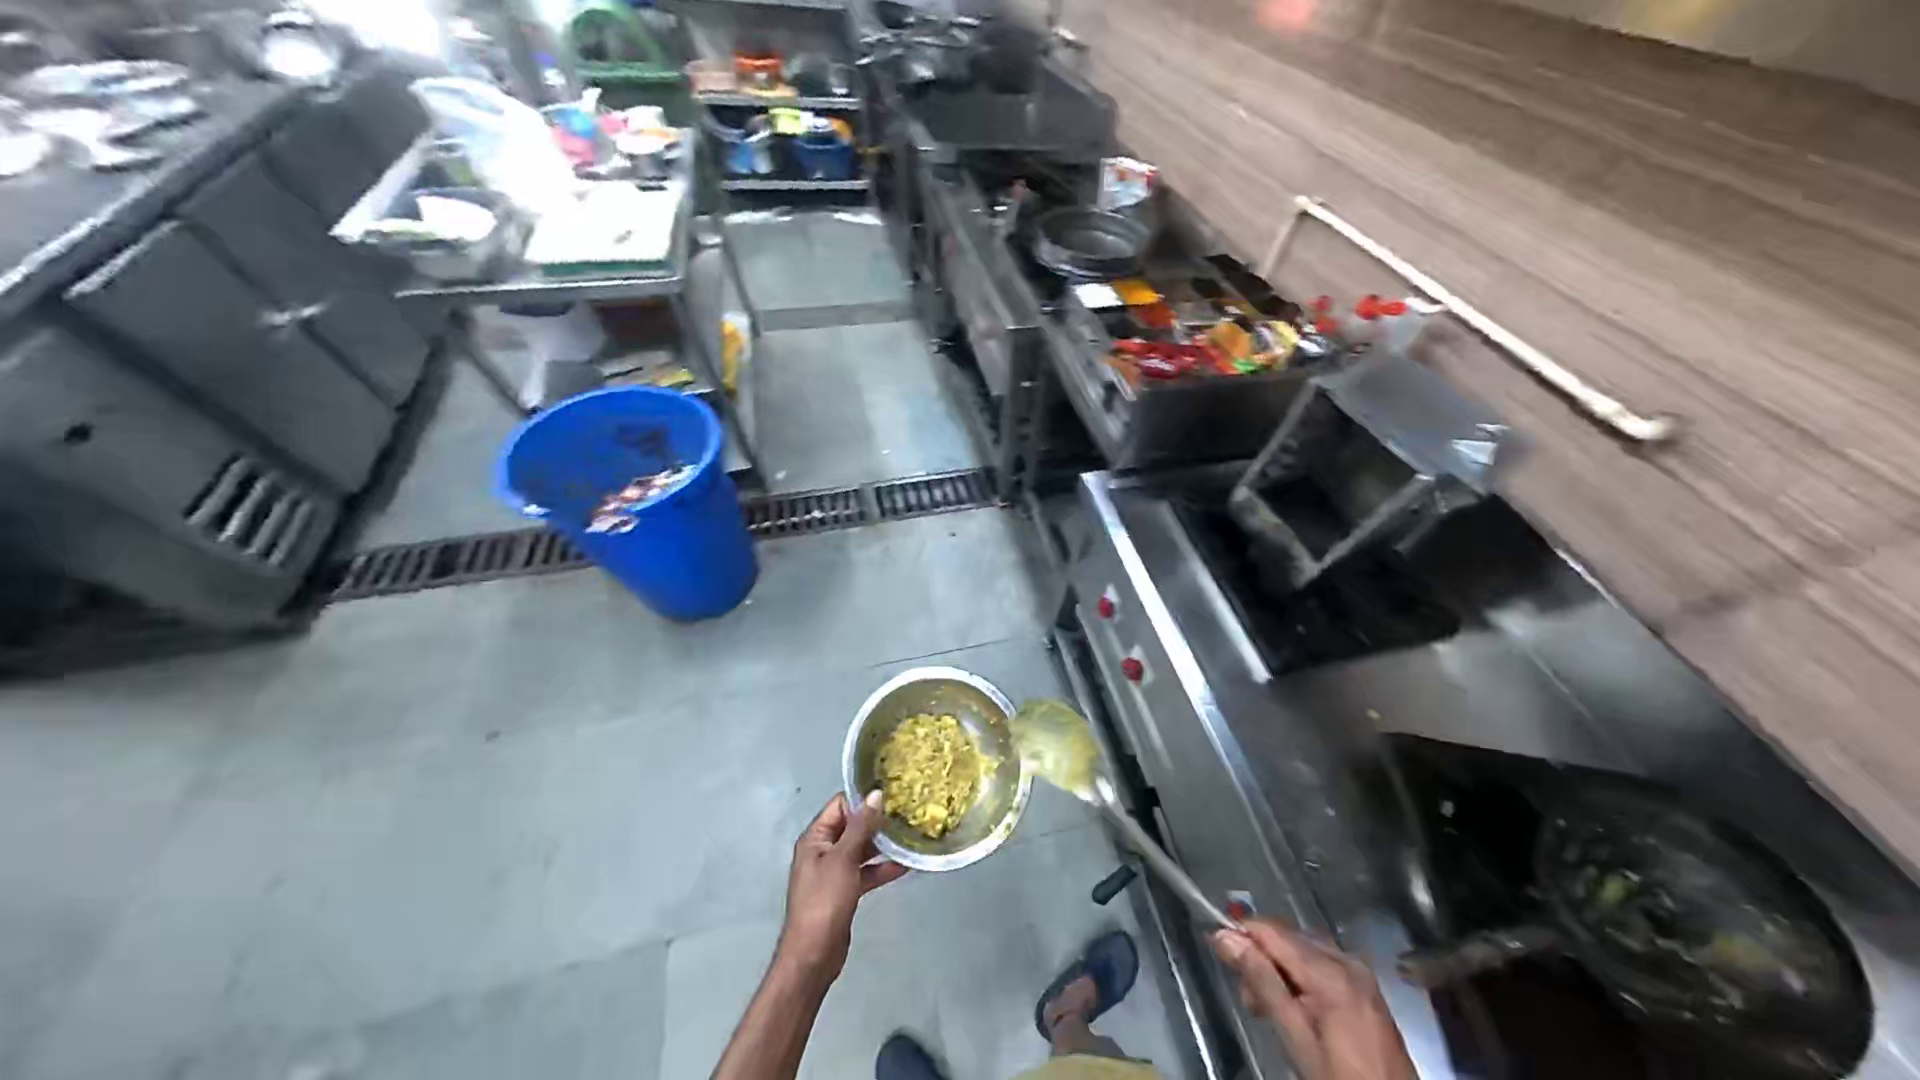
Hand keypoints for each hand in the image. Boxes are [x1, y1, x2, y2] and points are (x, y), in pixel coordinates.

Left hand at [777, 792, 909, 978]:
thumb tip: (875, 794)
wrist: (814, 955)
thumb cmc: (824, 901)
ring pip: (861, 849)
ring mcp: (834, 871)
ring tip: (911, 833)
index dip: (863, 799)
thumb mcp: (843, 859)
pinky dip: (882, 868)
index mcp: (815, 837)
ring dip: (883, 844)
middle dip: (877, 820)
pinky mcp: (845, 890)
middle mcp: (823, 850)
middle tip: (908, 811)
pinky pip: (866, 871)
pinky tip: (906, 864)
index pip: (840, 805)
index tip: (892, 793)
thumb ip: (861, 826)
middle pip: (852, 826)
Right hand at [1210, 918, 1414, 1079]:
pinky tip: (1296, 1007)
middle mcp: (1346, 960)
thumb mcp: (1295, 1038)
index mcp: (1330, 972)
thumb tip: (1224, 936)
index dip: (1241, 935)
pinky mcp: (1366, 987)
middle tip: (1249, 1000)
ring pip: (1302, 949)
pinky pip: (1322, 963)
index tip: (1218, 953)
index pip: (1272, 931)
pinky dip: (1301, 976)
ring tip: (1268, 1008)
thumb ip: (1261, 981)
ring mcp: (1360, 973)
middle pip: (1287, 938)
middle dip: (1260, 957)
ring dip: (1278, 967)